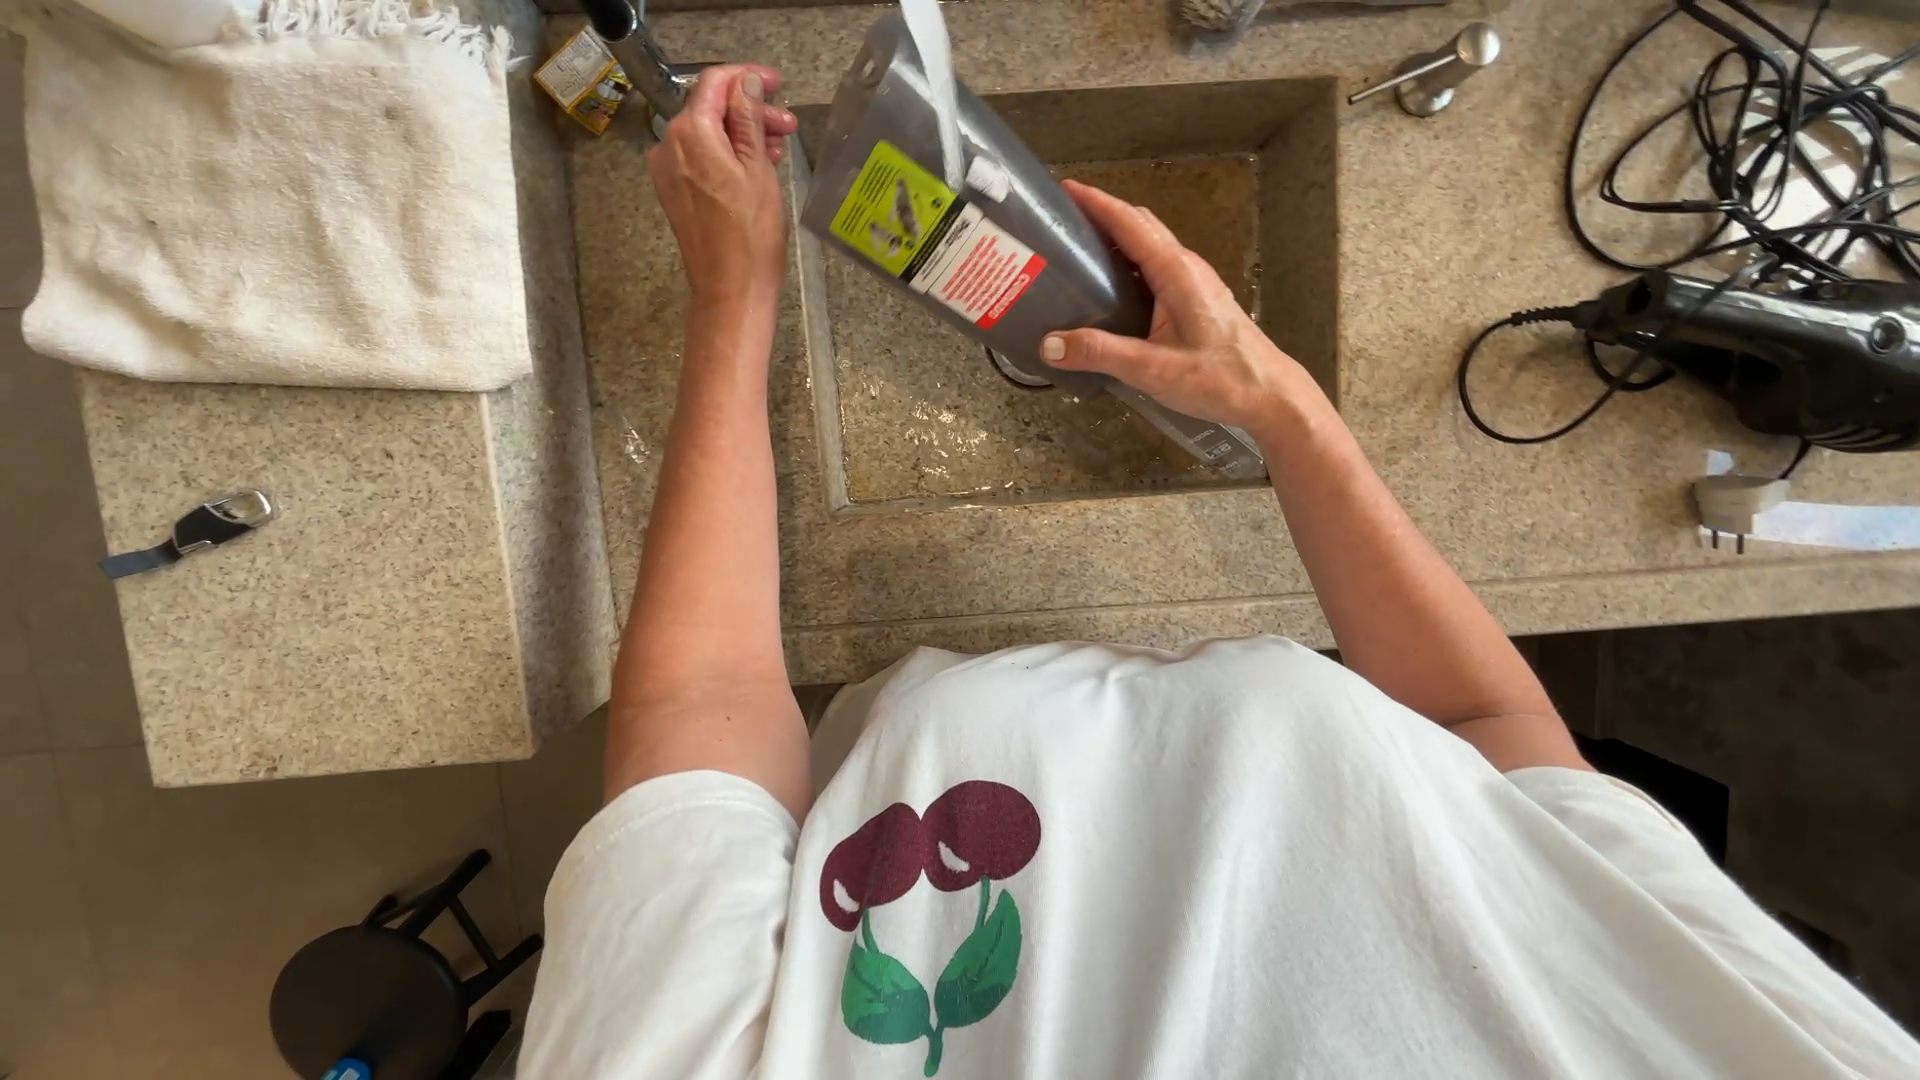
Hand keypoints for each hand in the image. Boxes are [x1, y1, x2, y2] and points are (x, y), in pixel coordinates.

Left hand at [647, 65, 801, 305]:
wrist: (731, 290)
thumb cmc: (751, 235)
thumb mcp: (758, 169)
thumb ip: (749, 119)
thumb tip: (747, 83)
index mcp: (690, 132)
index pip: (715, 83)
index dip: (748, 78)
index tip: (778, 84)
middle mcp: (669, 145)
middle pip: (710, 109)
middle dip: (750, 112)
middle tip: (788, 126)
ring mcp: (668, 171)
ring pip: (708, 135)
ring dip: (742, 135)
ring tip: (778, 151)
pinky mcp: (675, 193)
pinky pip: (701, 159)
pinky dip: (728, 156)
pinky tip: (756, 168)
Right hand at [1041, 180, 1326, 439]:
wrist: (1268, 395)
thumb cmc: (1218, 379)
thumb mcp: (1152, 370)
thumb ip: (1101, 354)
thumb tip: (1049, 344)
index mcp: (1176, 273)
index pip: (1131, 224)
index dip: (1096, 203)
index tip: (1064, 189)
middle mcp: (1186, 269)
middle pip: (1140, 227)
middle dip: (1102, 216)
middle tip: (1062, 222)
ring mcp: (1193, 284)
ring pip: (1148, 249)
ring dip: (1115, 241)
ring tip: (1077, 253)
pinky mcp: (1195, 303)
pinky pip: (1154, 271)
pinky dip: (1127, 267)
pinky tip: (1107, 291)